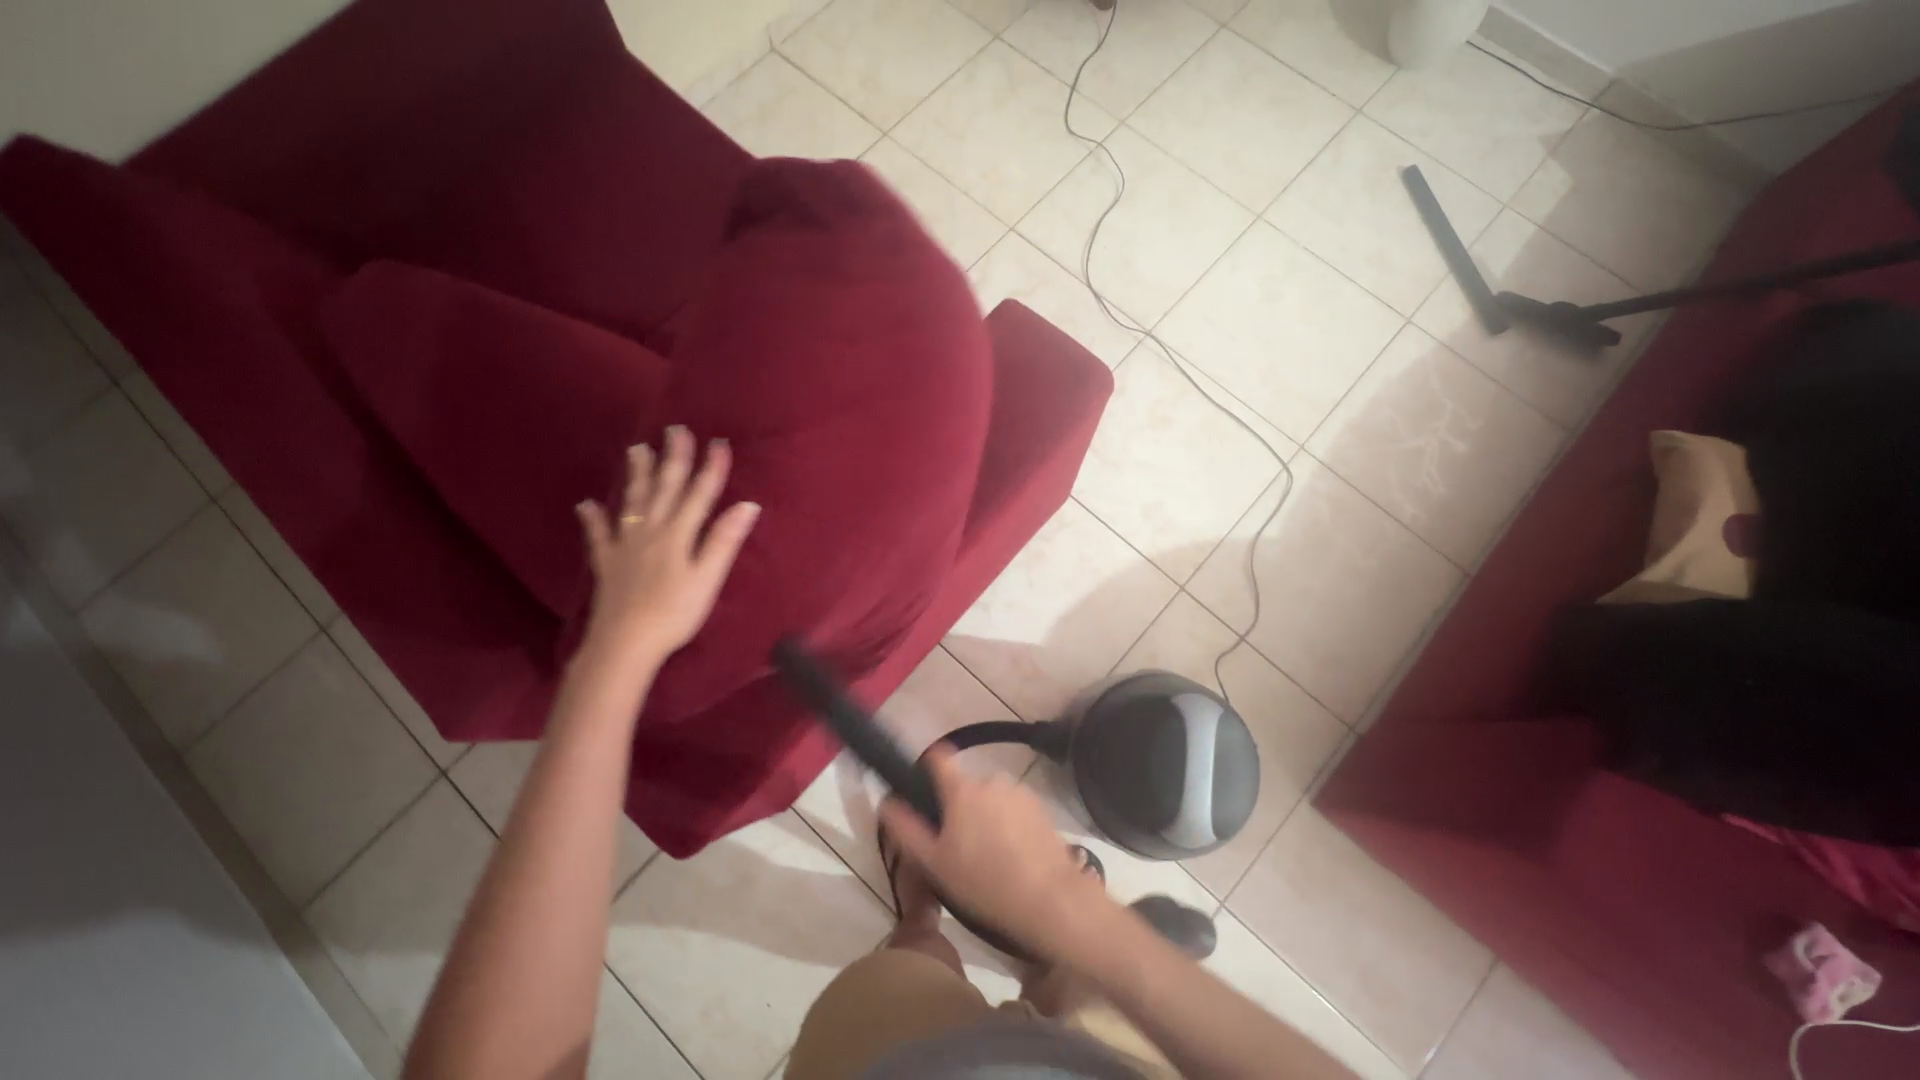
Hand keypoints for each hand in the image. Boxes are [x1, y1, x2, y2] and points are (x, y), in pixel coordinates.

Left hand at [575, 426, 759, 663]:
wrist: (625, 641)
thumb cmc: (674, 613)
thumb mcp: (707, 579)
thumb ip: (724, 541)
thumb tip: (747, 505)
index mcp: (678, 534)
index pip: (699, 495)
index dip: (710, 468)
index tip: (718, 442)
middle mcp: (650, 531)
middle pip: (664, 489)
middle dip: (672, 459)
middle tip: (674, 430)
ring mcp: (625, 545)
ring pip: (633, 502)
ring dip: (637, 475)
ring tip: (636, 449)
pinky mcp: (606, 563)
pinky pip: (598, 535)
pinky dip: (592, 518)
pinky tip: (586, 504)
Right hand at [879, 748, 1111, 958]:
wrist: (1050, 899)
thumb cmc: (984, 882)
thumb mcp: (934, 863)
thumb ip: (906, 829)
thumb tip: (887, 802)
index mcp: (962, 789)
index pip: (938, 758)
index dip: (928, 768)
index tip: (926, 791)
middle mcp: (991, 781)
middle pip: (965, 787)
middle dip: (960, 810)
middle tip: (958, 848)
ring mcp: (1020, 793)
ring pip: (991, 800)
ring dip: (986, 819)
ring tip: (989, 859)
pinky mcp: (1042, 809)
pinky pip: (1014, 811)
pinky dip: (1010, 827)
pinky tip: (1013, 858)